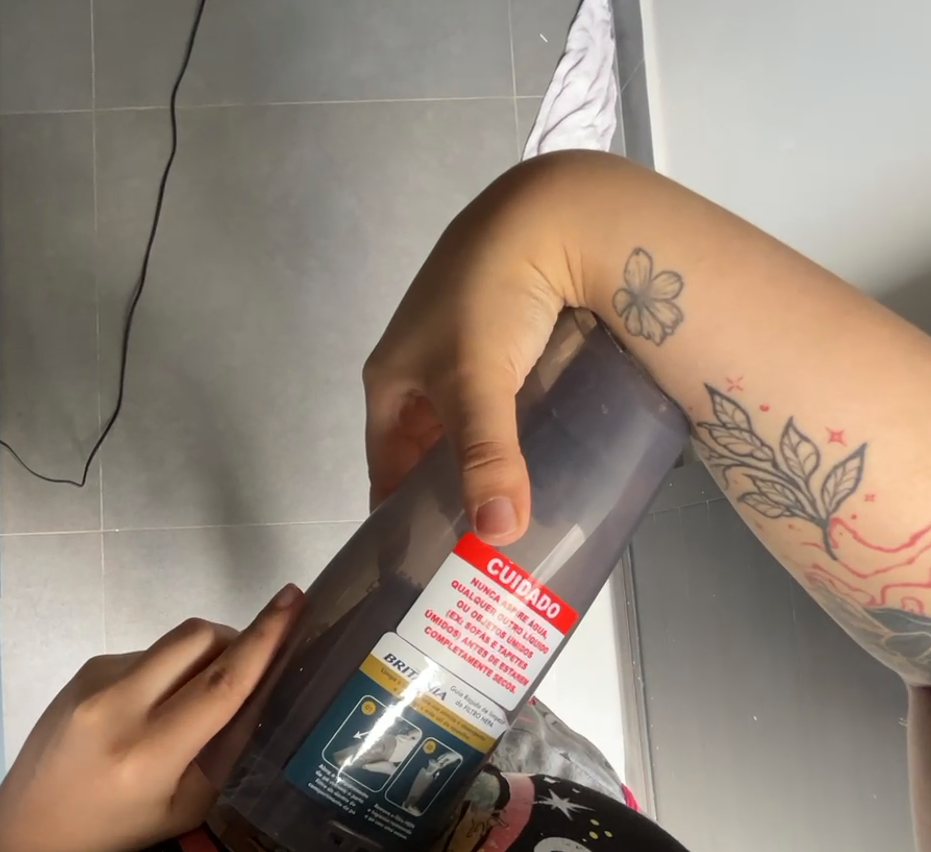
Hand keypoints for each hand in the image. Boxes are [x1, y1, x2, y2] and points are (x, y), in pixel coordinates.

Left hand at [0, 584, 303, 851]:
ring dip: (200, 659)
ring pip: (174, 644)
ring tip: (191, 705)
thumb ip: (226, 748)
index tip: (293, 599)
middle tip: (249, 669)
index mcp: (149, 752)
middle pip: (198, 638)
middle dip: (235, 640)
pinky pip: (148, 654)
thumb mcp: (187, 806)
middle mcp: (120, 705)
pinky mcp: (86, 668)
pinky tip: (154, 708)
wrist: (28, 829)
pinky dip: (169, 670)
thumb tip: (259, 693)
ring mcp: (96, 680)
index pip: (221, 683)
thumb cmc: (116, 832)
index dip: (264, 639)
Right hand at [361, 154, 591, 542]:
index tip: (422, 561)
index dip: (397, 513)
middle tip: (477, 549)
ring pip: (462, 432)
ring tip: (511, 516)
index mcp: (389, 382)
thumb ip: (486, 459)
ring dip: (481, 468)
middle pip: (423, 453)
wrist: (547, 212)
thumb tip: (499, 537)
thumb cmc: (488, 298)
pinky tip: (535, 462)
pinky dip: (509, 438)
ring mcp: (460, 356)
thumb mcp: (476, 384)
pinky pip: (497, 408)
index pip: (384, 466)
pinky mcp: (501, 344)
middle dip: (446, 497)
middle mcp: (417, 372)